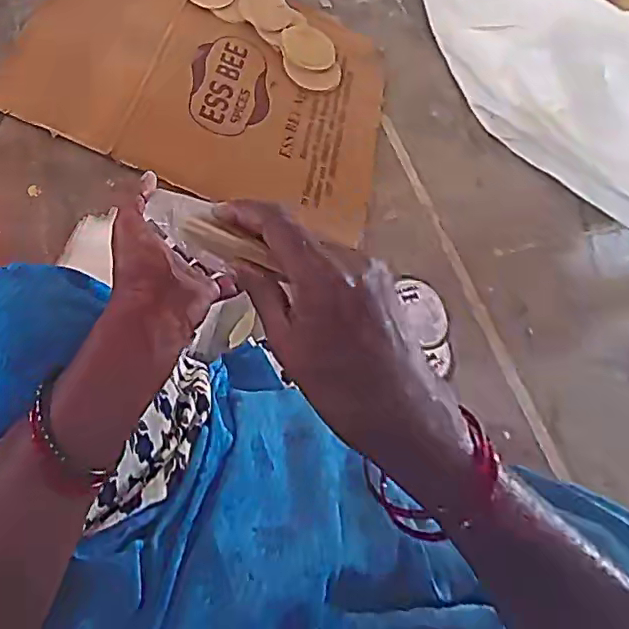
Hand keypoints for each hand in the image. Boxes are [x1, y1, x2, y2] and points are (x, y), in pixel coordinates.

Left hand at [104, 173, 232, 344]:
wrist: (153, 312)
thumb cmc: (137, 271)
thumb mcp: (128, 226)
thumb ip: (134, 201)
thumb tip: (146, 179)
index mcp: (149, 246)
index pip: (163, 224)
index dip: (175, 213)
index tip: (193, 200)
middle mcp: (168, 262)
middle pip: (189, 242)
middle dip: (204, 231)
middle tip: (224, 215)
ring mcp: (188, 279)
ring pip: (209, 261)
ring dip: (223, 251)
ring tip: (241, 233)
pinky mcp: (206, 292)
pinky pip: (226, 282)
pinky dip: (238, 276)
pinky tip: (248, 262)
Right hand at [215, 201, 470, 506]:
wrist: (408, 416)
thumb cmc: (340, 391)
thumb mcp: (287, 345)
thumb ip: (262, 294)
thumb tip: (239, 263)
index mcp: (322, 276)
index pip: (278, 223)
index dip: (245, 211)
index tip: (221, 214)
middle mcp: (350, 260)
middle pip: (298, 229)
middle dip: (263, 230)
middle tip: (232, 240)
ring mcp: (370, 266)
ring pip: (317, 243)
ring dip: (288, 248)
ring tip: (262, 264)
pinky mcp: (382, 277)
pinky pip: (337, 258)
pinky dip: (312, 262)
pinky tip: (298, 282)